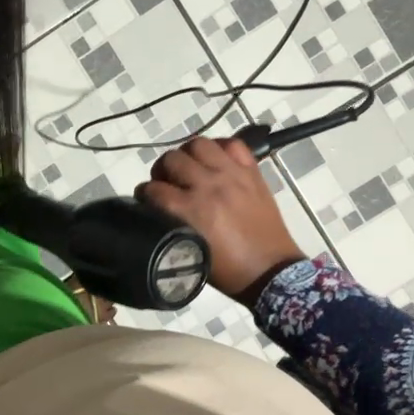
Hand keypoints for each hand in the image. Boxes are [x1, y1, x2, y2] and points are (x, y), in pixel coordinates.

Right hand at [136, 137, 304, 303]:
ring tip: (190, 168)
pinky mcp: (252, 173)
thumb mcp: (187, 251)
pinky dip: (220, 148)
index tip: (146, 200)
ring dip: (188, 154)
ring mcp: (232, 175)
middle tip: (167, 183)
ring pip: (199, 144)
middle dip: (162, 170)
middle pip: (171, 159)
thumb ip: (169, 225)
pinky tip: (216, 161)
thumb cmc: (226, 270)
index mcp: (190, 210)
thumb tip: (157, 209)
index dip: (144, 194)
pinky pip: (233, 144)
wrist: (269, 270)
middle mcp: (208, 186)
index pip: (153, 189)